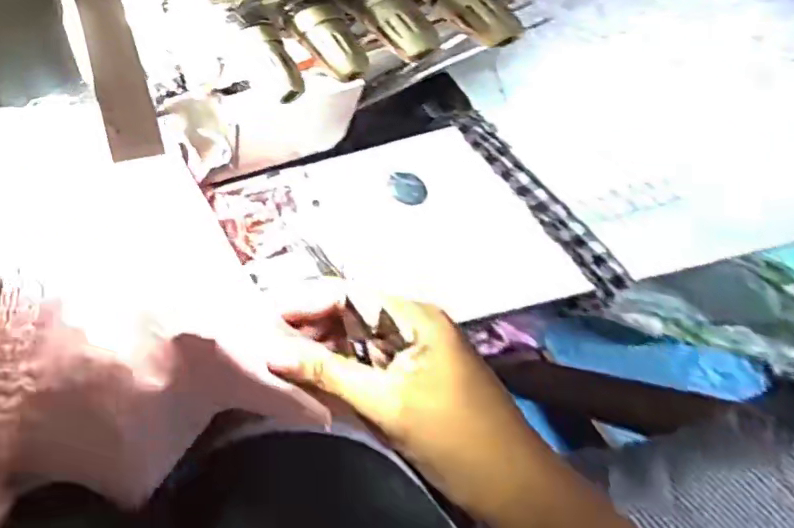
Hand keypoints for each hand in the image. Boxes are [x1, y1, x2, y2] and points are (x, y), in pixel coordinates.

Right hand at [269, 284, 628, 527]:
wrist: (527, 501)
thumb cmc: (459, 443)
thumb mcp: (386, 405)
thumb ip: (326, 372)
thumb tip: (271, 351)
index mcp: (412, 315)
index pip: (344, 292)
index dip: (302, 301)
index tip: (266, 317)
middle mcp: (413, 321)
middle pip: (347, 309)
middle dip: (309, 324)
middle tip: (271, 340)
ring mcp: (417, 347)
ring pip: (355, 334)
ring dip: (323, 346)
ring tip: (287, 358)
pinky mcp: (416, 373)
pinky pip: (369, 358)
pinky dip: (343, 365)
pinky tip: (319, 376)